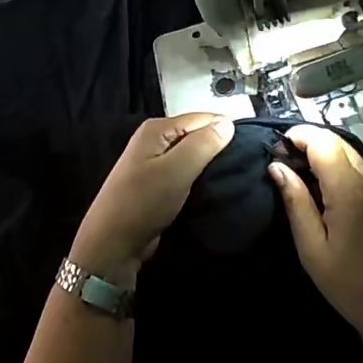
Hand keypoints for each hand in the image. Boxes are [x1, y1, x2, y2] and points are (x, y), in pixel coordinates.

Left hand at [71, 113, 233, 286]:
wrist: (113, 244)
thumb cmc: (143, 202)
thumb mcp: (176, 170)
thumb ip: (203, 144)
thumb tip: (228, 123)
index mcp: (157, 129)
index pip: (202, 118)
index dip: (225, 130)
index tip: (249, 147)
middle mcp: (155, 140)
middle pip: (197, 135)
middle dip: (218, 147)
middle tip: (244, 163)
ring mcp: (155, 162)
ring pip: (193, 155)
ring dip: (210, 165)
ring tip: (234, 175)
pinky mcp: (158, 183)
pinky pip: (186, 173)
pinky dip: (199, 178)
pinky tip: (214, 187)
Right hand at [271, 125, 362, 355]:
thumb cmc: (355, 288)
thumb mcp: (313, 251)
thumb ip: (296, 203)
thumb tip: (277, 167)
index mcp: (350, 189)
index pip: (323, 141)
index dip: (298, 135)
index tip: (276, 149)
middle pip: (339, 144)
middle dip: (310, 145)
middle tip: (285, 166)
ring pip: (352, 158)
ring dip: (326, 159)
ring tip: (304, 184)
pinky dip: (343, 173)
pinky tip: (331, 199)